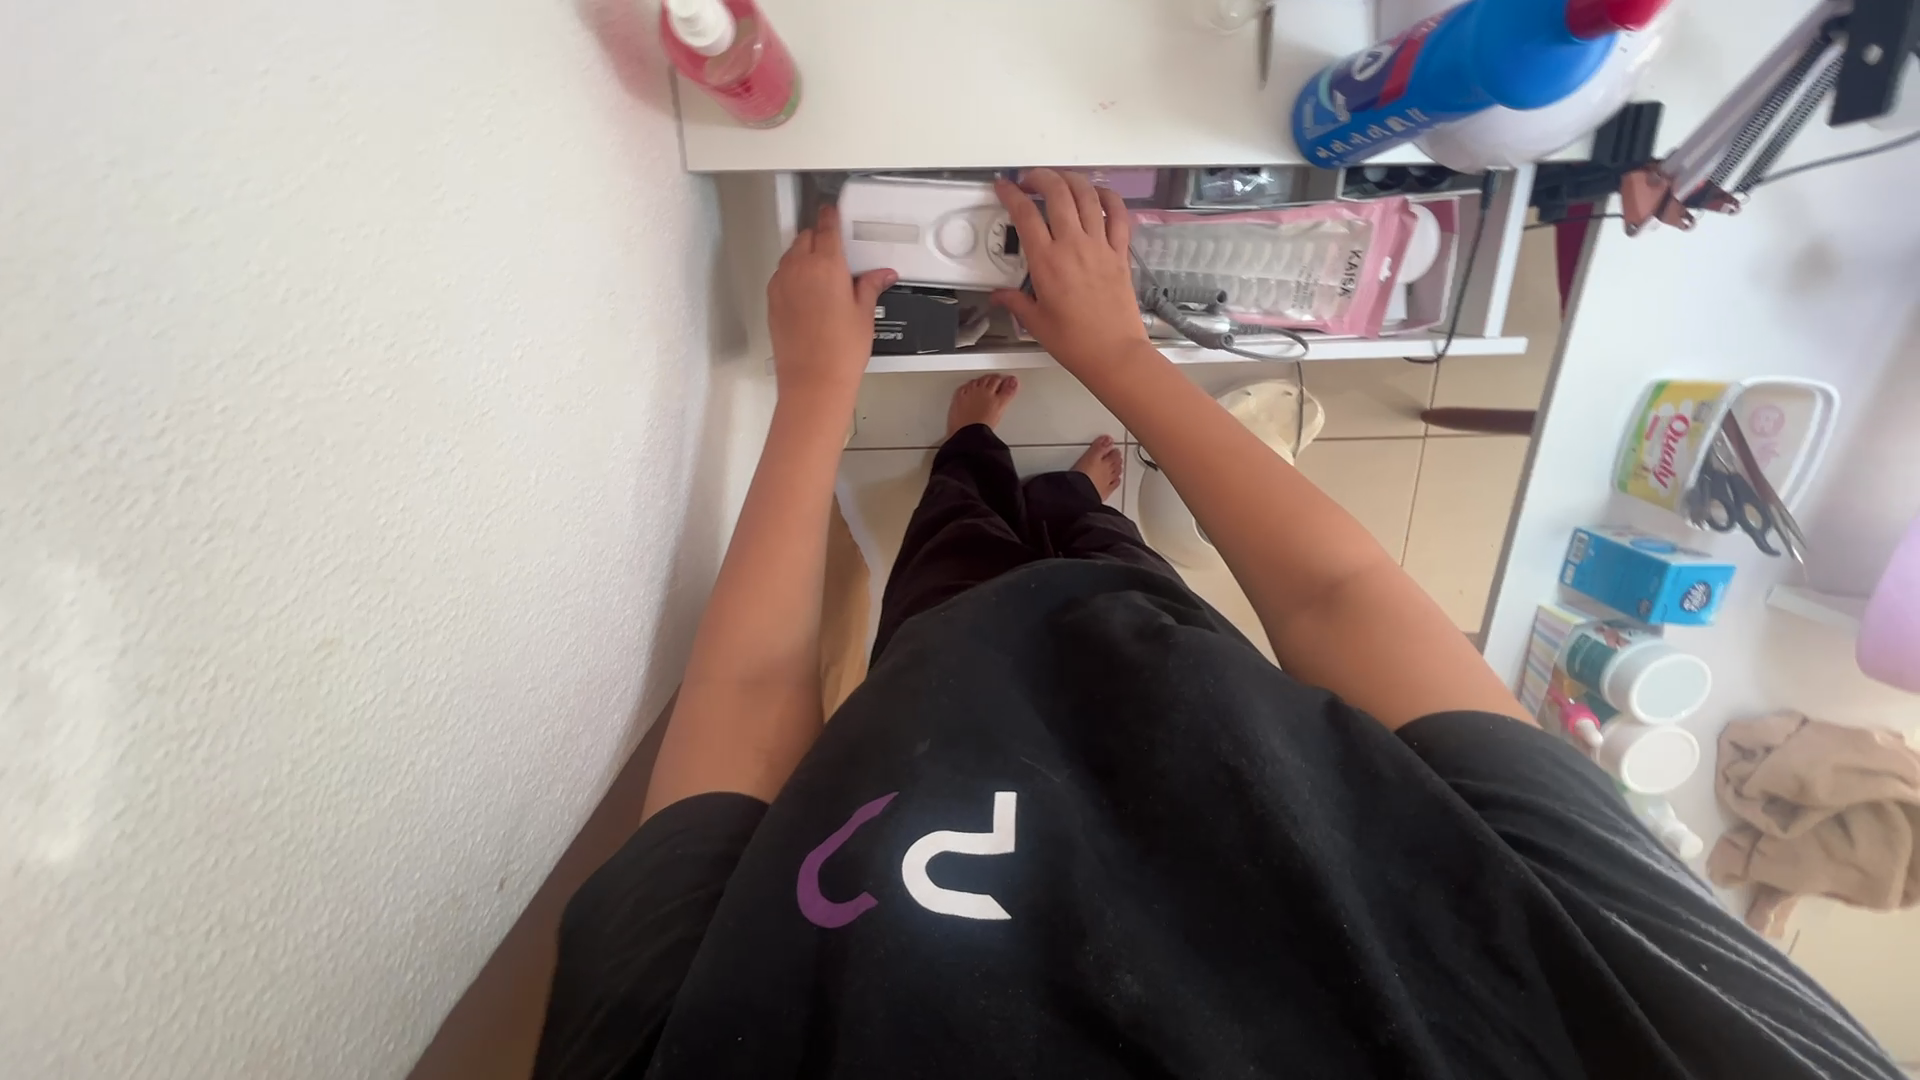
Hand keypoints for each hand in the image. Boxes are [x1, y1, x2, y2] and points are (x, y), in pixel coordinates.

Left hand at [767, 204, 896, 398]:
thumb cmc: (839, 353)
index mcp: (826, 265)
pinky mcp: (773, 301)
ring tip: (823, 275)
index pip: (827, 226)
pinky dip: (793, 276)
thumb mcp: (864, 315)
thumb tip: (881, 275)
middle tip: (835, 250)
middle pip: (806, 237)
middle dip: (819, 238)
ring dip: (805, 256)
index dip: (831, 216)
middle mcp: (799, 269)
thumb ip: (870, 286)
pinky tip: (809, 294)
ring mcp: (782, 284)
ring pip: (791, 255)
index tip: (834, 212)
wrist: (813, 381)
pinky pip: (782, 276)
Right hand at [989, 170, 1150, 375]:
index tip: (1004, 187)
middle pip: (1057, 192)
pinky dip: (1109, 197)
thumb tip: (1000, 296)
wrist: (1113, 353)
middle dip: (1040, 177)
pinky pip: (1118, 214)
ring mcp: (1099, 246)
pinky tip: (1099, 193)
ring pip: (1087, 195)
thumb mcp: (1036, 323)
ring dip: (1071, 179)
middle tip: (1030, 179)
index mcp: (1047, 263)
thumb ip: (1015, 302)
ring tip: (1060, 179)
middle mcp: (1073, 246)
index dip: (1011, 194)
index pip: (1024, 214)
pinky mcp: (1119, 253)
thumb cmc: (1076, 342)